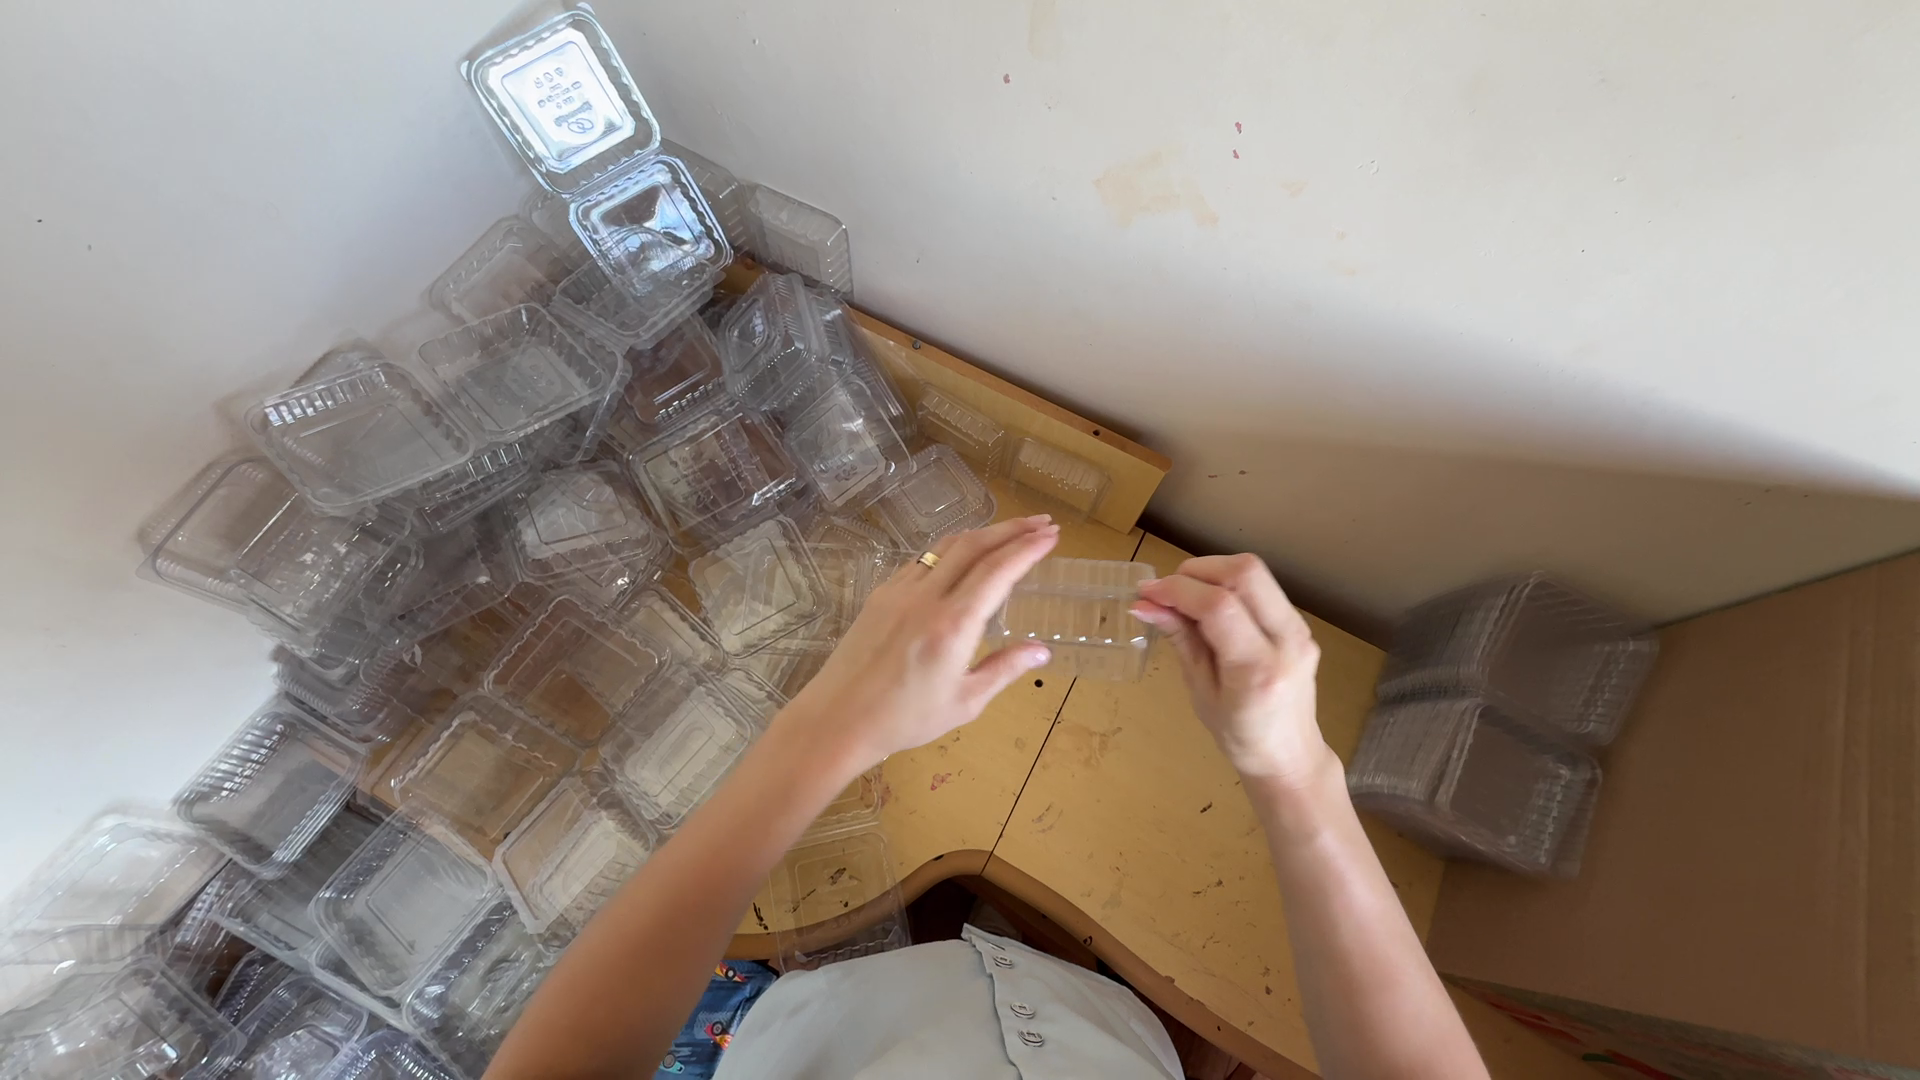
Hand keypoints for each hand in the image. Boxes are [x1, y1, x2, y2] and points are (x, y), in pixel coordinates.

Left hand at [780, 515, 1060, 769]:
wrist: (838, 719)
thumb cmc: (905, 720)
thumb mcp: (965, 702)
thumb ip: (1005, 669)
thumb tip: (1042, 651)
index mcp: (953, 625)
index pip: (998, 571)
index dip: (1028, 548)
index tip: (1052, 535)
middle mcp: (926, 597)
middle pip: (974, 545)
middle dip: (1012, 529)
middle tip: (1042, 523)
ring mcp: (899, 591)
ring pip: (946, 546)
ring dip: (982, 534)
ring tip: (1010, 533)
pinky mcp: (881, 595)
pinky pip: (922, 561)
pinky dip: (951, 550)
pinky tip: (962, 558)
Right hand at [1131, 554, 1328, 788]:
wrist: (1289, 755)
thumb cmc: (1238, 735)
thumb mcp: (1199, 690)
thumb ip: (1180, 639)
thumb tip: (1144, 605)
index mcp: (1258, 669)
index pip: (1218, 606)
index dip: (1177, 590)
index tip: (1146, 594)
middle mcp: (1287, 641)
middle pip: (1245, 572)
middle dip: (1198, 570)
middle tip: (1168, 589)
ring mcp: (1300, 629)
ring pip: (1254, 572)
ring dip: (1212, 573)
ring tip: (1185, 596)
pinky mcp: (1299, 624)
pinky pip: (1261, 587)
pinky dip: (1227, 584)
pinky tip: (1206, 605)